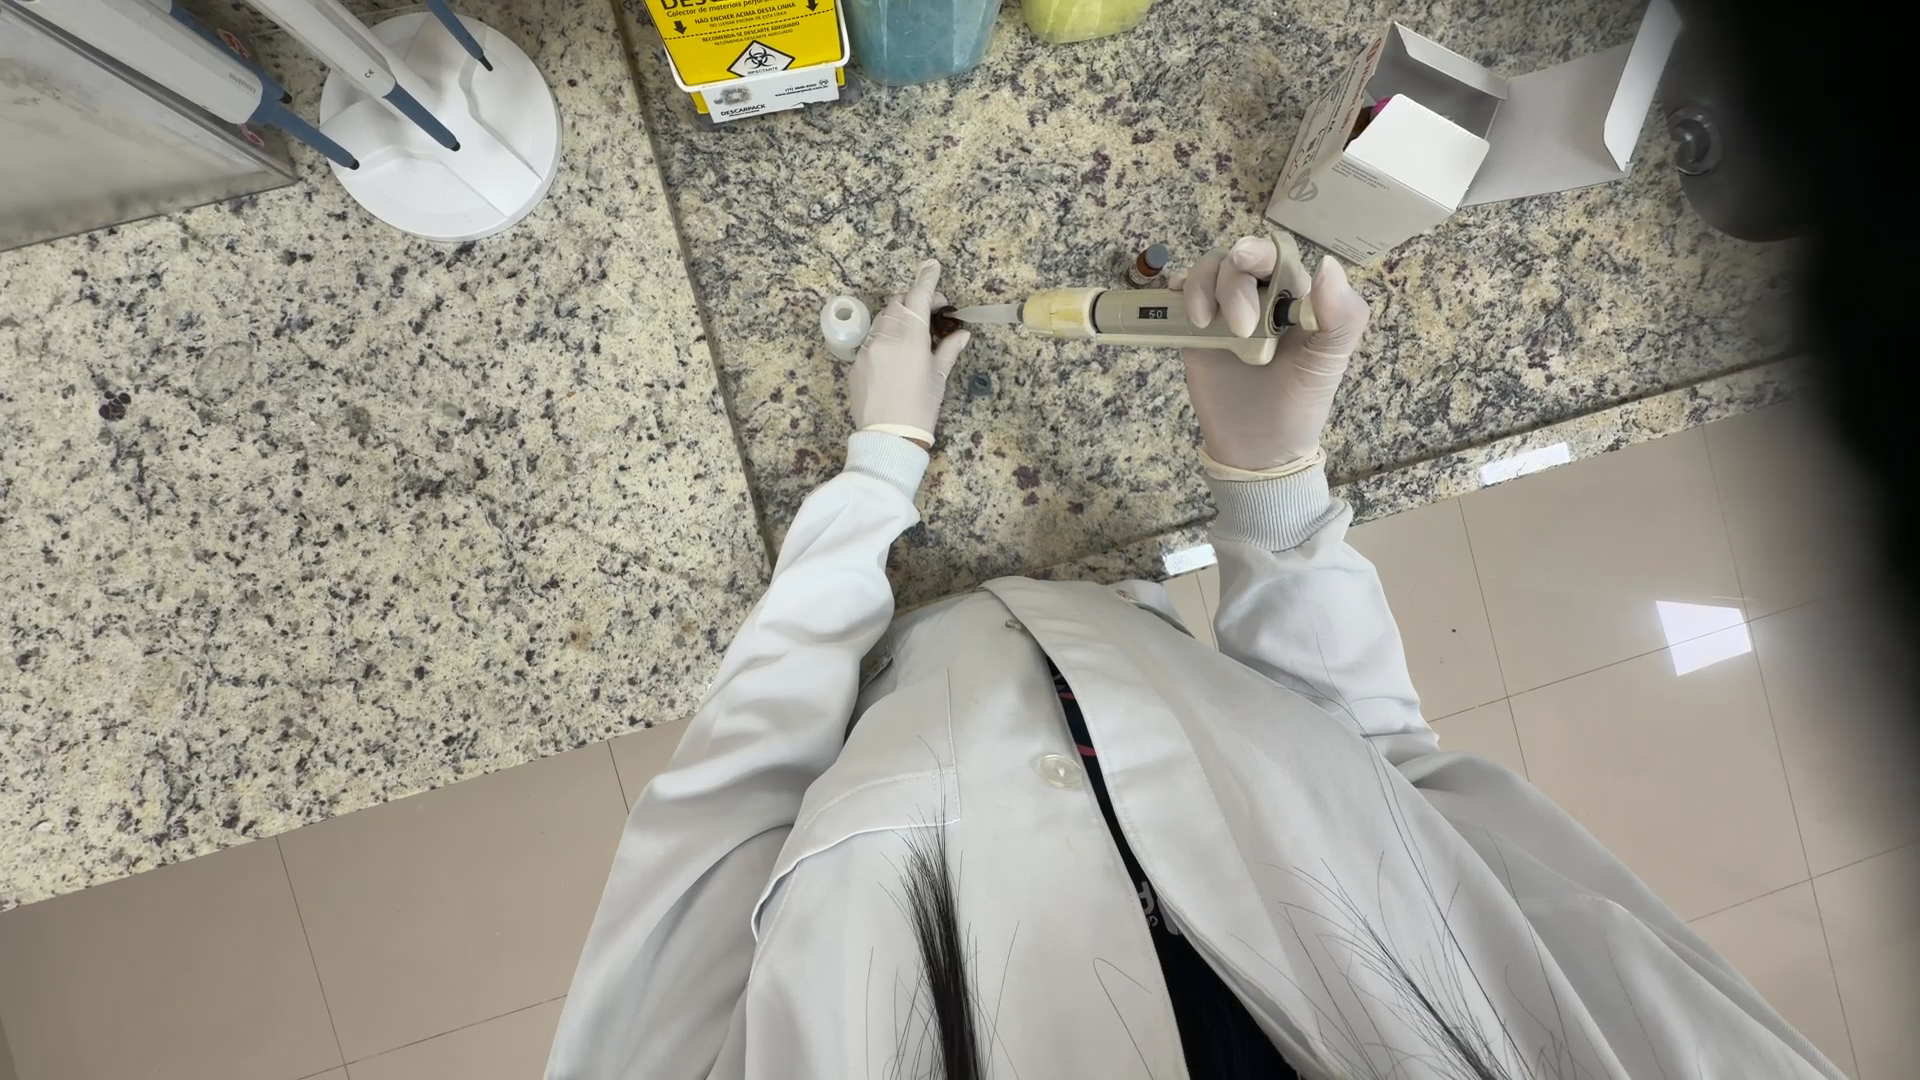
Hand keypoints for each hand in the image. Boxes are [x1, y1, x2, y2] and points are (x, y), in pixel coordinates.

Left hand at [849, 260, 970, 447]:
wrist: (888, 438)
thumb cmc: (920, 409)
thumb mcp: (938, 378)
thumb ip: (948, 350)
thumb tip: (963, 334)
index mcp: (910, 338)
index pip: (918, 297)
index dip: (927, 280)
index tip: (933, 267)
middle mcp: (885, 337)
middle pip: (898, 304)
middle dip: (914, 302)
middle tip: (932, 313)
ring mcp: (867, 349)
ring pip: (883, 320)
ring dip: (899, 319)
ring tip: (915, 335)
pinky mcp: (856, 364)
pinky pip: (872, 341)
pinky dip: (885, 339)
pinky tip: (896, 356)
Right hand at [1171, 235, 1368, 473]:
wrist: (1258, 448)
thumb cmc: (1299, 404)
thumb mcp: (1330, 361)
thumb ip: (1340, 315)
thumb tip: (1326, 264)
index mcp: (1293, 297)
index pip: (1274, 255)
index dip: (1258, 252)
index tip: (1245, 263)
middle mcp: (1257, 298)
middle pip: (1234, 261)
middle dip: (1232, 286)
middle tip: (1242, 330)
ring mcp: (1222, 316)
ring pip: (1205, 273)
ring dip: (1199, 287)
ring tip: (1204, 324)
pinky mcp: (1194, 335)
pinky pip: (1181, 300)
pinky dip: (1176, 291)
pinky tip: (1176, 300)